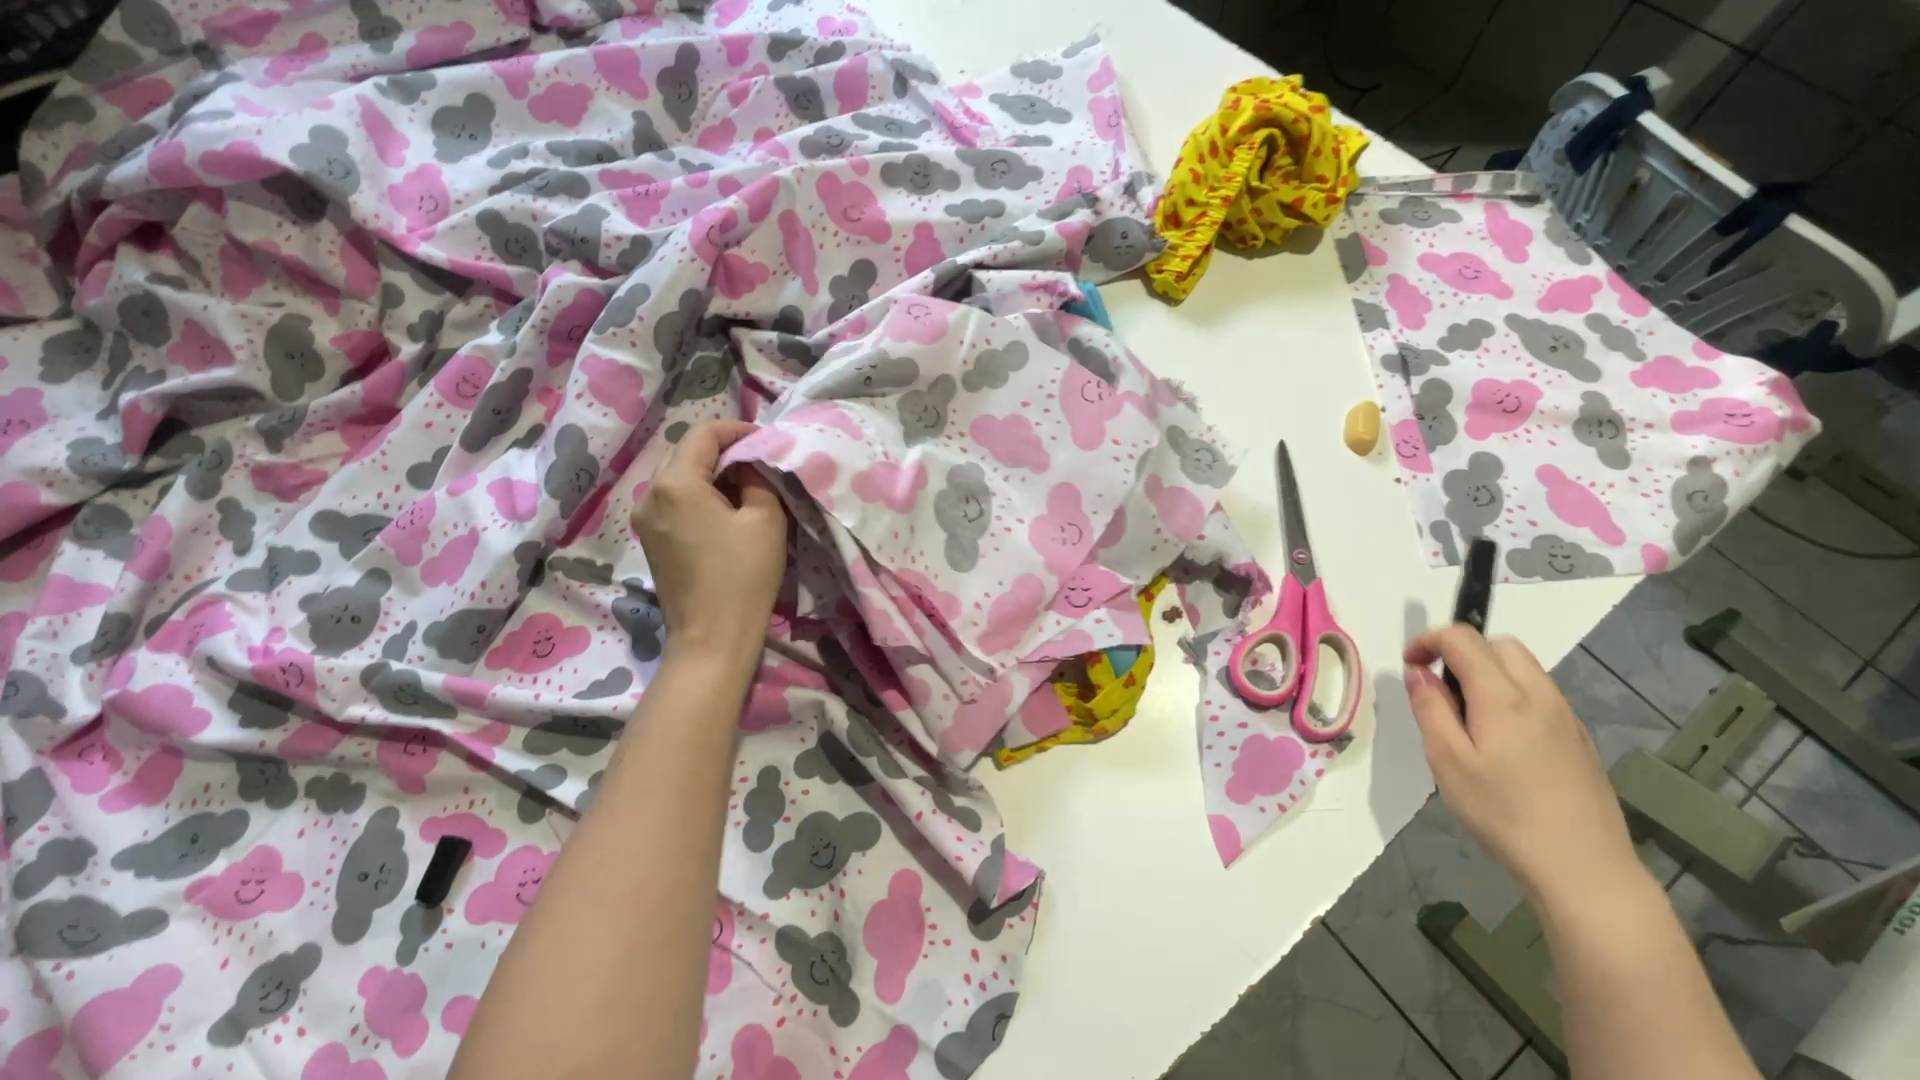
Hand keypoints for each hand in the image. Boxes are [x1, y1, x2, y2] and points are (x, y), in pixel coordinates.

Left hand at [632, 421, 787, 665]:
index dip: (738, 430)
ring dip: (713, 475)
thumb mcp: (765, 519)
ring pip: (680, 478)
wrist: (711, 638)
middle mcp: (650, 494)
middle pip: (687, 454)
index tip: (766, 440)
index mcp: (675, 483)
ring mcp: (645, 520)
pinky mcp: (651, 541)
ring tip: (748, 487)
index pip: (704, 434)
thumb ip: (757, 478)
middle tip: (761, 462)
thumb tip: (749, 464)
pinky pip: (676, 503)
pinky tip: (727, 512)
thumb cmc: (743, 577)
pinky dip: (701, 497)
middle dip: (725, 452)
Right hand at [1403, 625, 1645, 911]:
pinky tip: (1501, 742)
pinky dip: (1512, 695)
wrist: (1582, 865)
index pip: (1463, 639)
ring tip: (1467, 719)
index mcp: (1503, 696)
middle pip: (1499, 644)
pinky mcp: (1578, 737)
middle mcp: (1539, 694)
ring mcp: (1564, 715)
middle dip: (1461, 652)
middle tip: (1439, 691)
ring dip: (1488, 673)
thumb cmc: (1503, 813)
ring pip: (1523, 668)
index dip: (1428, 640)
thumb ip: (1430, 709)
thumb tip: (1418, 672)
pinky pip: (1540, 695)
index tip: (1409, 666)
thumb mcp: (1447, 762)